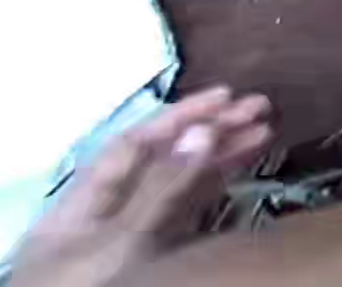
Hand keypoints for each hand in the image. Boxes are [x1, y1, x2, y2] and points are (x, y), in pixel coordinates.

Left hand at [9, 87, 272, 286]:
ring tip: (267, 127)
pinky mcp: (158, 248)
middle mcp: (102, 215)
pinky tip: (251, 156)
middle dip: (212, 127)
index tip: (228, 94)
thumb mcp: (118, 243)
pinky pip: (193, 199)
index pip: (129, 147)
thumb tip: (205, 127)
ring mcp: (131, 232)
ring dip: (226, 147)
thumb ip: (159, 187)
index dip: (178, 116)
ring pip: (182, 176)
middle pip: (160, 158)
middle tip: (261, 105)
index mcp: (75, 212)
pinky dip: (223, 174)